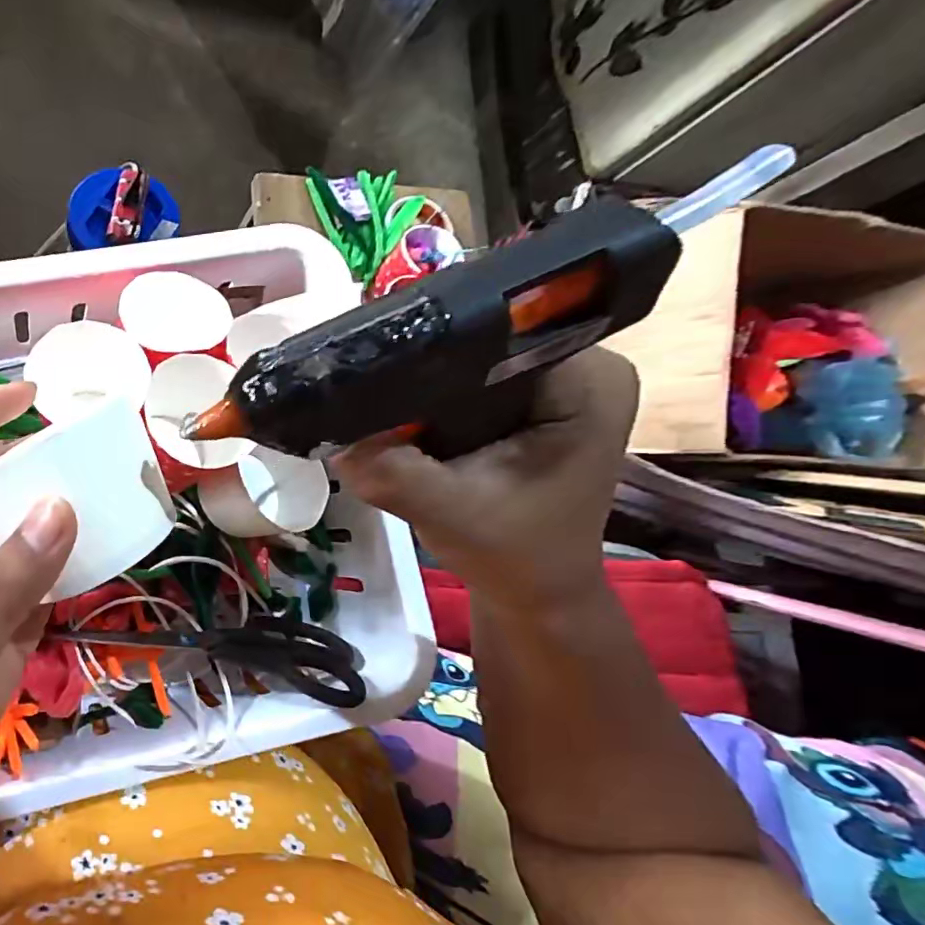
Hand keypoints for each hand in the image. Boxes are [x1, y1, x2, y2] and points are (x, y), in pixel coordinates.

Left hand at [0, 383, 76, 872]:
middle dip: (40, 455)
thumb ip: (6, 582)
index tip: (31, 397)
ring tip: (119, 487)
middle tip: (100, 445)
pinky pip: (52, 573)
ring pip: (30, 526)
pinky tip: (114, 548)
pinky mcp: (18, 622)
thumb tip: (62, 504)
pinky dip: (80, 555)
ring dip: (67, 504)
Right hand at [329, 348, 636, 606]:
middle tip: (366, 385)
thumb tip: (337, 440)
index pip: (499, 332)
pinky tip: (405, 414)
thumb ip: (395, 474)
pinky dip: (435, 399)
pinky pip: (473, 381)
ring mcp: (559, 382)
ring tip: (378, 395)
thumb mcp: (449, 513)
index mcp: (587, 380)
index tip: (374, 365)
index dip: (434, 346)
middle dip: (424, 366)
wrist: (536, 592)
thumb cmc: (512, 555)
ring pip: (472, 359)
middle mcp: (583, 366)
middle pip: (483, 340)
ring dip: (425, 383)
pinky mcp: (533, 402)